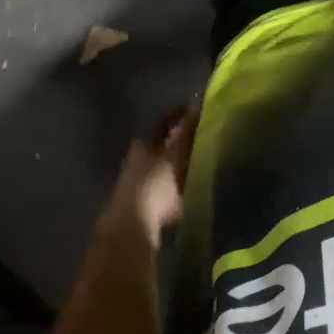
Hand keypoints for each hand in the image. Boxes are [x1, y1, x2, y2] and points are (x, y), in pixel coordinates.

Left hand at [102, 108, 196, 244]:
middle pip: (160, 143)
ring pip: (160, 166)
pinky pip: (162, 187)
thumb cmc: (154, 185)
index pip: (164, 121)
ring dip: (176, 164)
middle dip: (178, 140)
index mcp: (143, 142)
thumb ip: (186, 131)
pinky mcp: (141, 206)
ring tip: (199, 164)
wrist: (131, 230)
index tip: (199, 111)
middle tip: (203, 137)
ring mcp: (136, 183)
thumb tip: (197, 103)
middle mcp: (136, 158)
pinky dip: (175, 185)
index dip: (180, 115)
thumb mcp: (175, 155)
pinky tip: (188, 189)